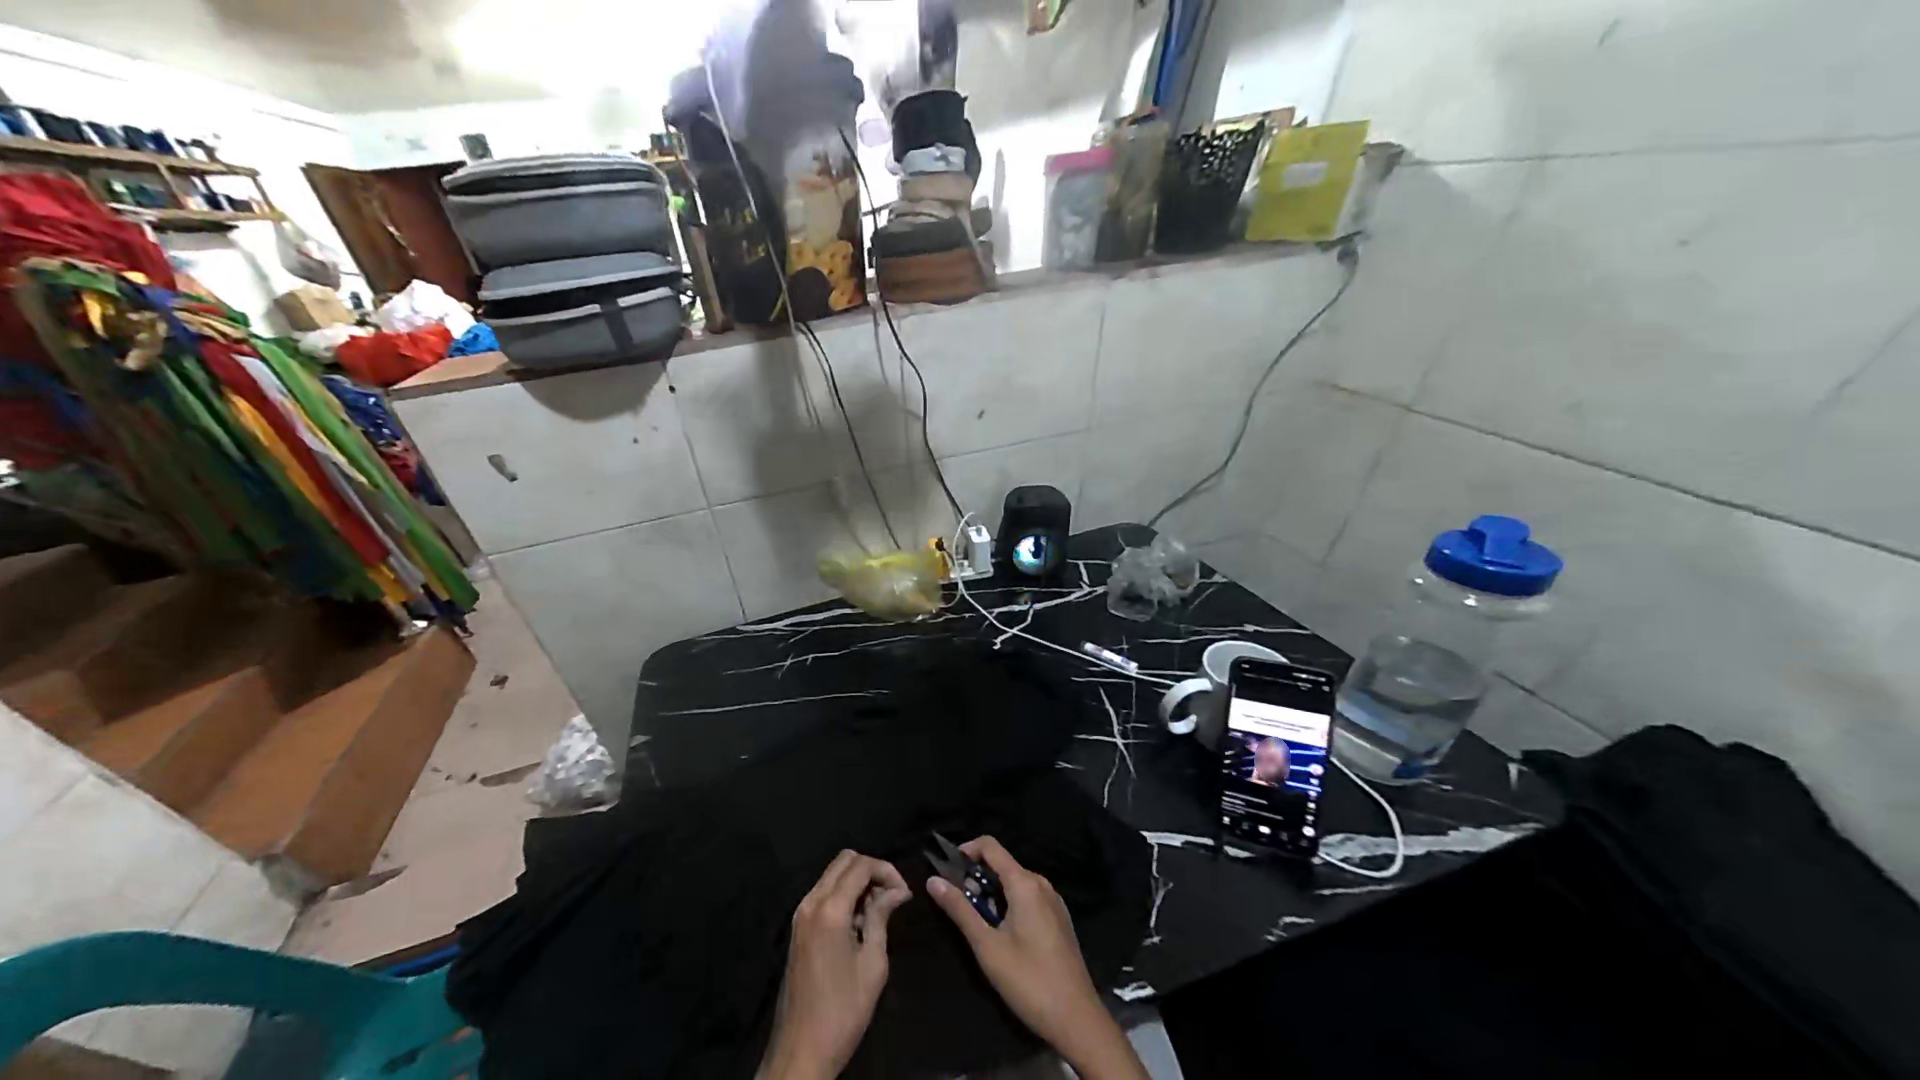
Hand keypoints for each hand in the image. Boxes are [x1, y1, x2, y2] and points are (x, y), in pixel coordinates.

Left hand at [758, 850, 911, 1079]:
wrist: (801, 1050)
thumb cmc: (843, 1010)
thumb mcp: (873, 963)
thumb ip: (881, 917)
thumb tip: (897, 890)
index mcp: (829, 910)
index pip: (861, 865)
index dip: (887, 871)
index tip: (905, 894)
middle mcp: (810, 903)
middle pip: (844, 861)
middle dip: (872, 870)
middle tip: (892, 896)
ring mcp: (800, 915)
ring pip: (832, 875)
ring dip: (857, 883)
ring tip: (879, 912)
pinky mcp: (798, 928)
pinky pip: (823, 894)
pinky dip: (844, 896)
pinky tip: (859, 923)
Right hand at [925, 837, 1148, 1079]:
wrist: (1077, 1019)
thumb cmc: (1028, 981)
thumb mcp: (987, 946)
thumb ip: (960, 910)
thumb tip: (933, 880)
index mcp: (1025, 883)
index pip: (990, 846)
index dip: (965, 851)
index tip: (945, 871)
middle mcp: (1041, 883)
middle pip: (1002, 864)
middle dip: (975, 877)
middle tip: (956, 905)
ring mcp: (1053, 901)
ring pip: (1014, 882)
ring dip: (991, 893)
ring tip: (975, 922)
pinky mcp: (1058, 918)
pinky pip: (1028, 897)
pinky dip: (1008, 903)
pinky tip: (1000, 932)